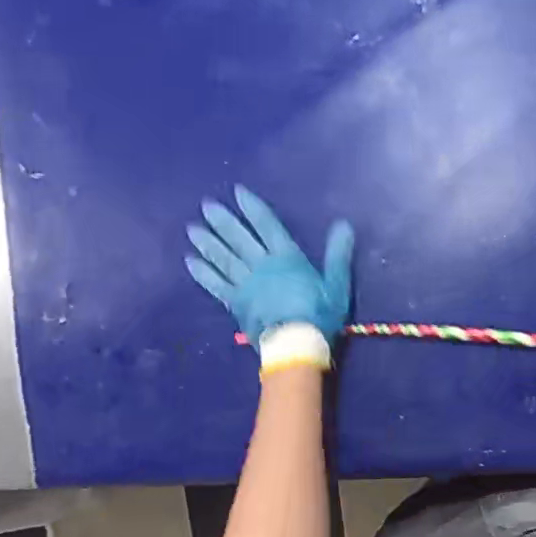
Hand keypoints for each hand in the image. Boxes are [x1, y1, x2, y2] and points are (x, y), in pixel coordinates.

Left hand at [185, 185, 353, 345]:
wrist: (296, 344)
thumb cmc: (320, 316)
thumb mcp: (337, 285)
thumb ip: (338, 255)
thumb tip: (344, 225)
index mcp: (287, 257)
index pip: (267, 225)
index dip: (252, 208)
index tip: (238, 192)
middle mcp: (262, 265)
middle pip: (239, 239)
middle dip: (223, 221)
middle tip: (206, 206)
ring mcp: (246, 284)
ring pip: (224, 258)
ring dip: (208, 242)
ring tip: (193, 229)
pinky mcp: (236, 304)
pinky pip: (216, 285)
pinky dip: (203, 273)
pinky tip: (191, 262)